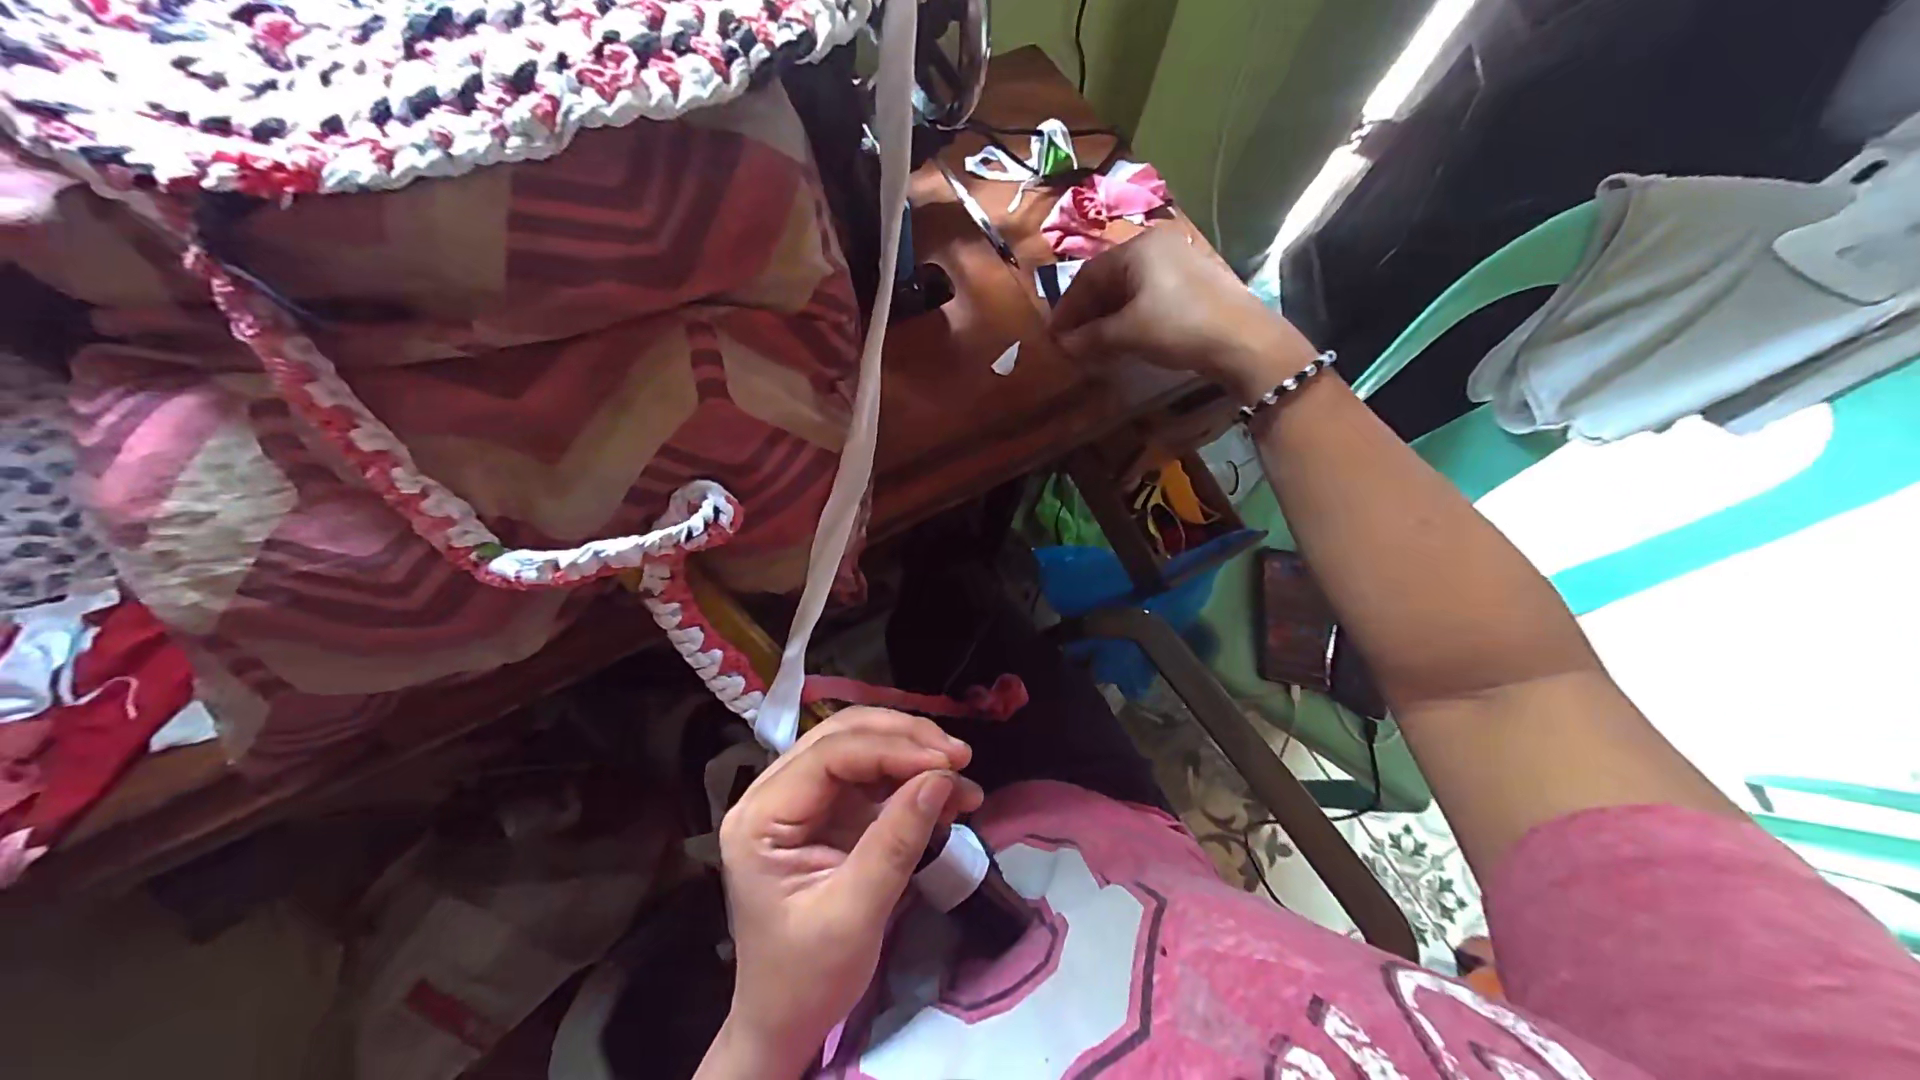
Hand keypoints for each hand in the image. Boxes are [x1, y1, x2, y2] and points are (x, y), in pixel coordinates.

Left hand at [701, 709, 984, 1077]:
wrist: (788, 1019)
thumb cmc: (807, 977)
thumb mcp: (854, 914)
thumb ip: (896, 841)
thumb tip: (941, 778)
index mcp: (761, 816)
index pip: (830, 756)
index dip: (892, 749)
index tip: (948, 762)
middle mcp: (776, 794)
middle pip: (844, 736)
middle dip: (905, 739)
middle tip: (959, 757)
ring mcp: (804, 800)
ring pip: (862, 746)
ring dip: (914, 753)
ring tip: (962, 775)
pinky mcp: (831, 811)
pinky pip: (875, 776)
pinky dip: (913, 778)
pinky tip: (948, 796)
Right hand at [1051, 225, 1322, 404]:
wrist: (1242, 340)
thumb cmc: (1178, 326)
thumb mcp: (1127, 333)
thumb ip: (1090, 337)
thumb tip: (1064, 345)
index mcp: (1138, 248)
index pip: (1088, 275)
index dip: (1068, 307)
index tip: (1055, 335)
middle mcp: (1157, 246)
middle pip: (1109, 279)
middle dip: (1087, 312)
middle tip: (1072, 341)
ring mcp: (1178, 262)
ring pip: (1129, 289)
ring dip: (1107, 317)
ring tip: (1094, 344)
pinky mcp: (1193, 282)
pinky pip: (1148, 295)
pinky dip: (1129, 316)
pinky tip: (1123, 338)